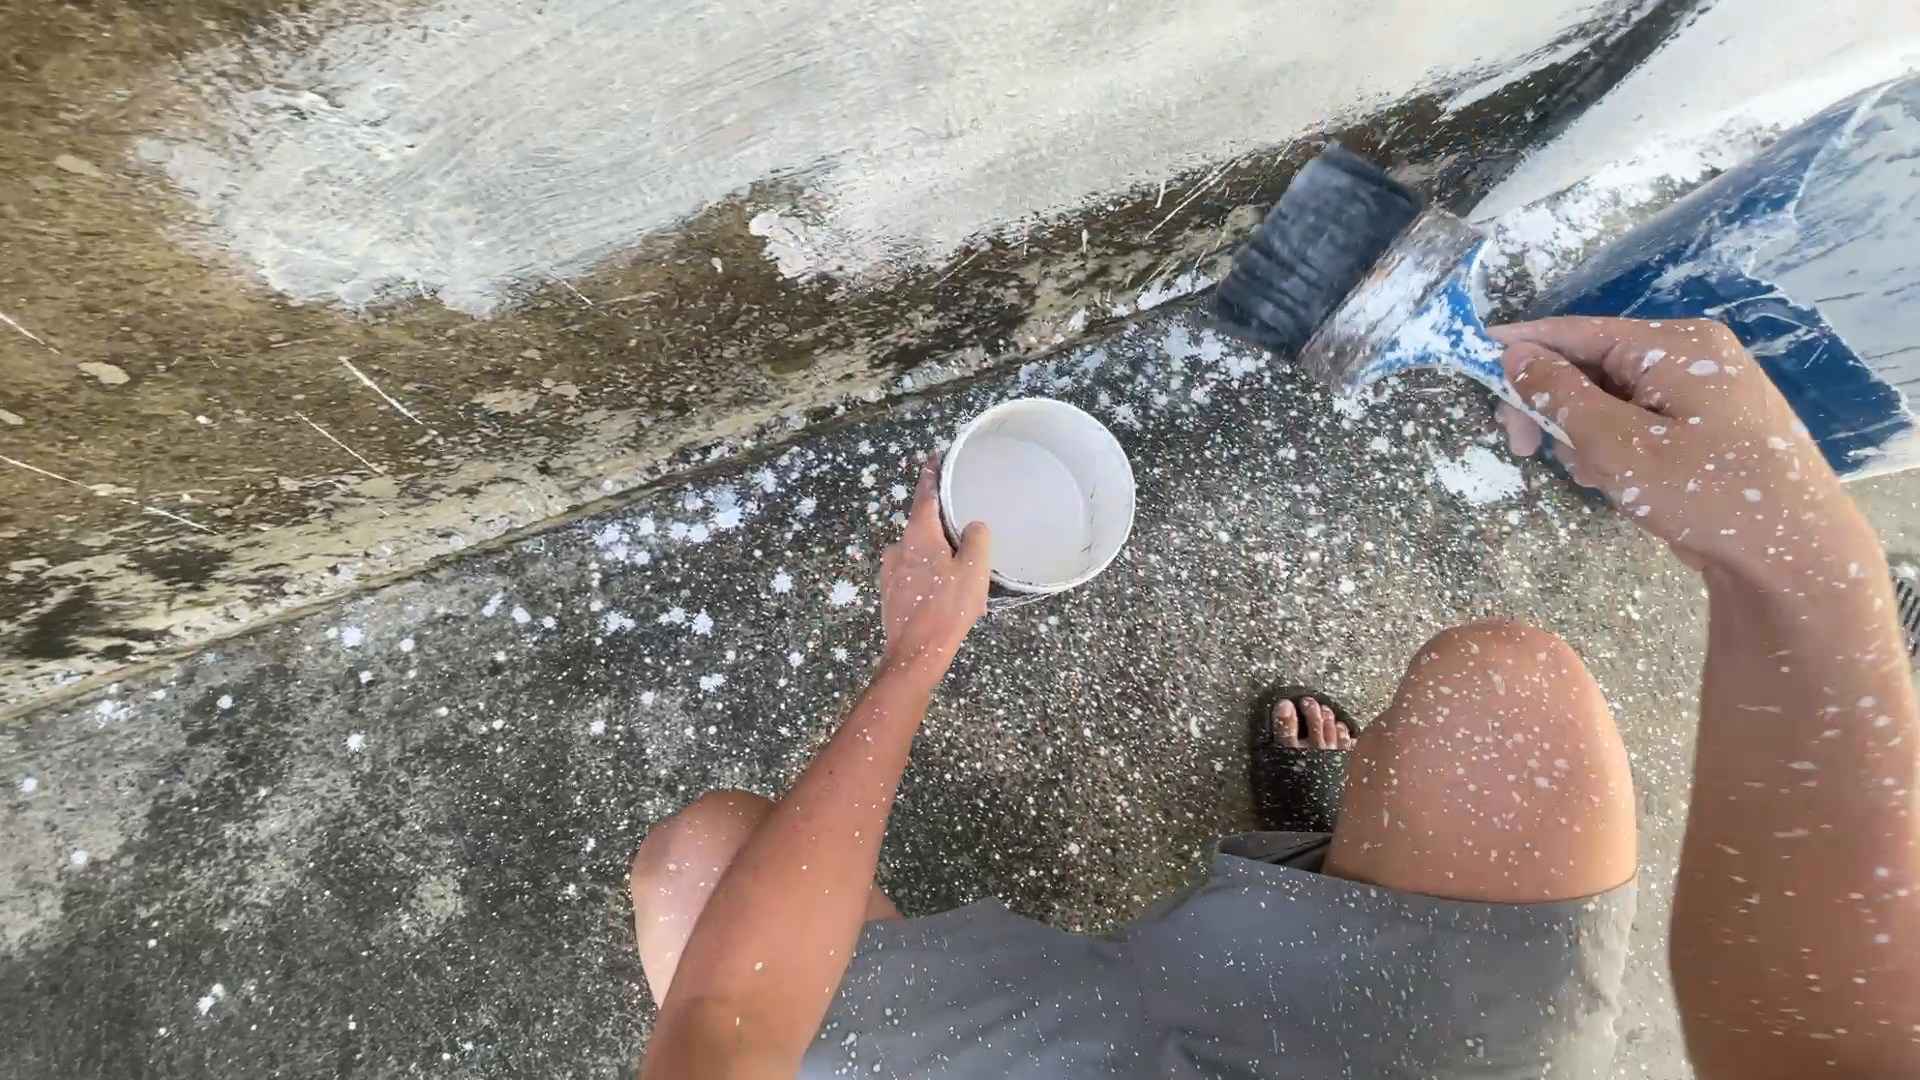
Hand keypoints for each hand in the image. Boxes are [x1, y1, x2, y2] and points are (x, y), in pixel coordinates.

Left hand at [878, 458, 991, 680]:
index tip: (934, 457)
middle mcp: (898, 547)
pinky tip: (945, 594)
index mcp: (918, 535)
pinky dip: (929, 575)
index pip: (925, 494)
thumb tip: (972, 526)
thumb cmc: (947, 609)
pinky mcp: (889, 592)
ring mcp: (890, 570)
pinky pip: (913, 573)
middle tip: (965, 533)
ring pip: (918, 552)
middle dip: (942, 526)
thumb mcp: (974, 570)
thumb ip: (976, 539)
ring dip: (937, 556)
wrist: (914, 654)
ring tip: (961, 575)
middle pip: (922, 525)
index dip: (932, 474)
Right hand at [1489, 317, 1854, 576]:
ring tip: (1587, 472)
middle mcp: (1688, 356)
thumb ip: (1557, 393)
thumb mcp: (1612, 441)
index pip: (1575, 332)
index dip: (1518, 345)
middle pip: (1584, 366)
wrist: (1786, 552)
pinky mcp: (1694, 422)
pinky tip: (1608, 475)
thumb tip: (1514, 354)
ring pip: (1598, 397)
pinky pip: (1623, 418)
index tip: (1468, 356)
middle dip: (1544, 405)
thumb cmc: (1700, 491)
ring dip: (1573, 432)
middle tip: (1519, 448)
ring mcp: (1694, 390)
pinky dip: (1600, 444)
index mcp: (1674, 348)